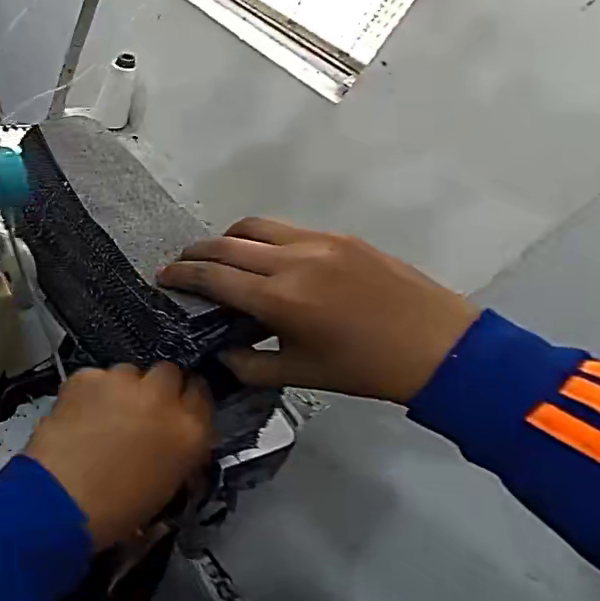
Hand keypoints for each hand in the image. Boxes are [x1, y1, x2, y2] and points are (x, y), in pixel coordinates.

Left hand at [25, 363, 214, 548]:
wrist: (60, 502)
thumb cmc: (117, 510)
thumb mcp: (166, 484)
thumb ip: (177, 449)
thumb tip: (171, 434)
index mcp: (190, 431)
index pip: (201, 395)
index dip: (185, 400)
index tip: (174, 408)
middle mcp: (163, 398)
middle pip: (169, 373)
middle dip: (156, 387)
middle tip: (138, 409)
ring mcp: (125, 383)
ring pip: (130, 372)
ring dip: (121, 389)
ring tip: (101, 415)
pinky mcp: (89, 376)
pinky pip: (95, 377)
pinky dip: (89, 392)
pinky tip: (77, 414)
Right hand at [158, 217, 480, 403]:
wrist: (436, 344)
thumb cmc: (365, 369)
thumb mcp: (301, 374)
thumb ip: (249, 364)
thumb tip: (220, 352)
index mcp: (280, 299)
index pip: (214, 276)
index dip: (182, 274)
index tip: (163, 275)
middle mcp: (292, 260)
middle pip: (226, 244)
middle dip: (196, 252)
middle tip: (181, 265)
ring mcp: (318, 241)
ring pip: (255, 226)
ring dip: (228, 239)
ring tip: (220, 257)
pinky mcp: (339, 236)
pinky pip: (286, 228)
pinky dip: (261, 238)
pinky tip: (265, 257)